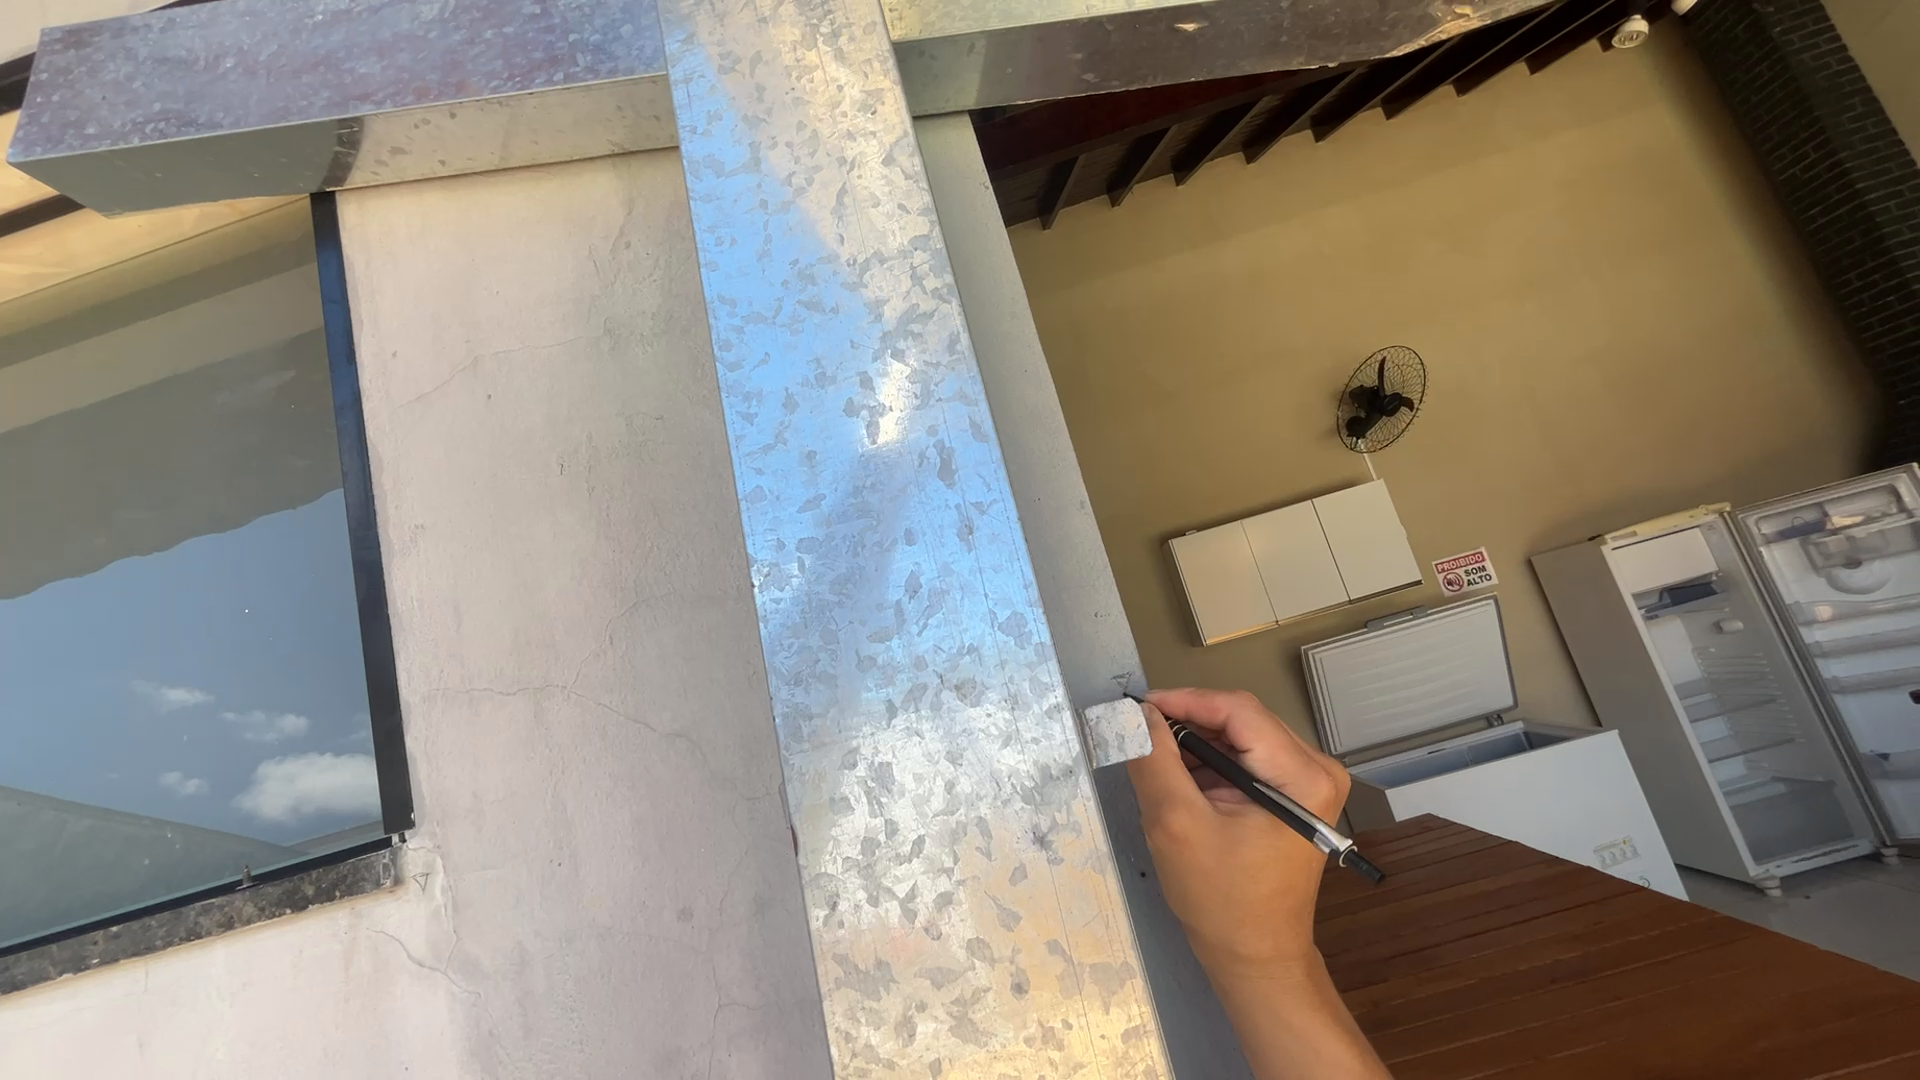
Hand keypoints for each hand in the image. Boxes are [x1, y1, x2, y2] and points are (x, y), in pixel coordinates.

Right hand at [1127, 687, 1351, 979]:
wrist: (1256, 958)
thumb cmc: (1221, 898)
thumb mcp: (1175, 824)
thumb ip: (1155, 759)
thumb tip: (1136, 713)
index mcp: (1303, 776)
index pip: (1237, 710)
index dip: (1183, 701)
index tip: (1137, 709)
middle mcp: (1315, 769)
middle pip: (1240, 719)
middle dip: (1186, 722)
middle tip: (1139, 733)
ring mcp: (1307, 782)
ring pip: (1238, 735)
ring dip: (1194, 742)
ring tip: (1154, 758)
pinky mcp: (1292, 794)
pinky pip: (1243, 756)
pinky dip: (1207, 760)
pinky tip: (1178, 776)